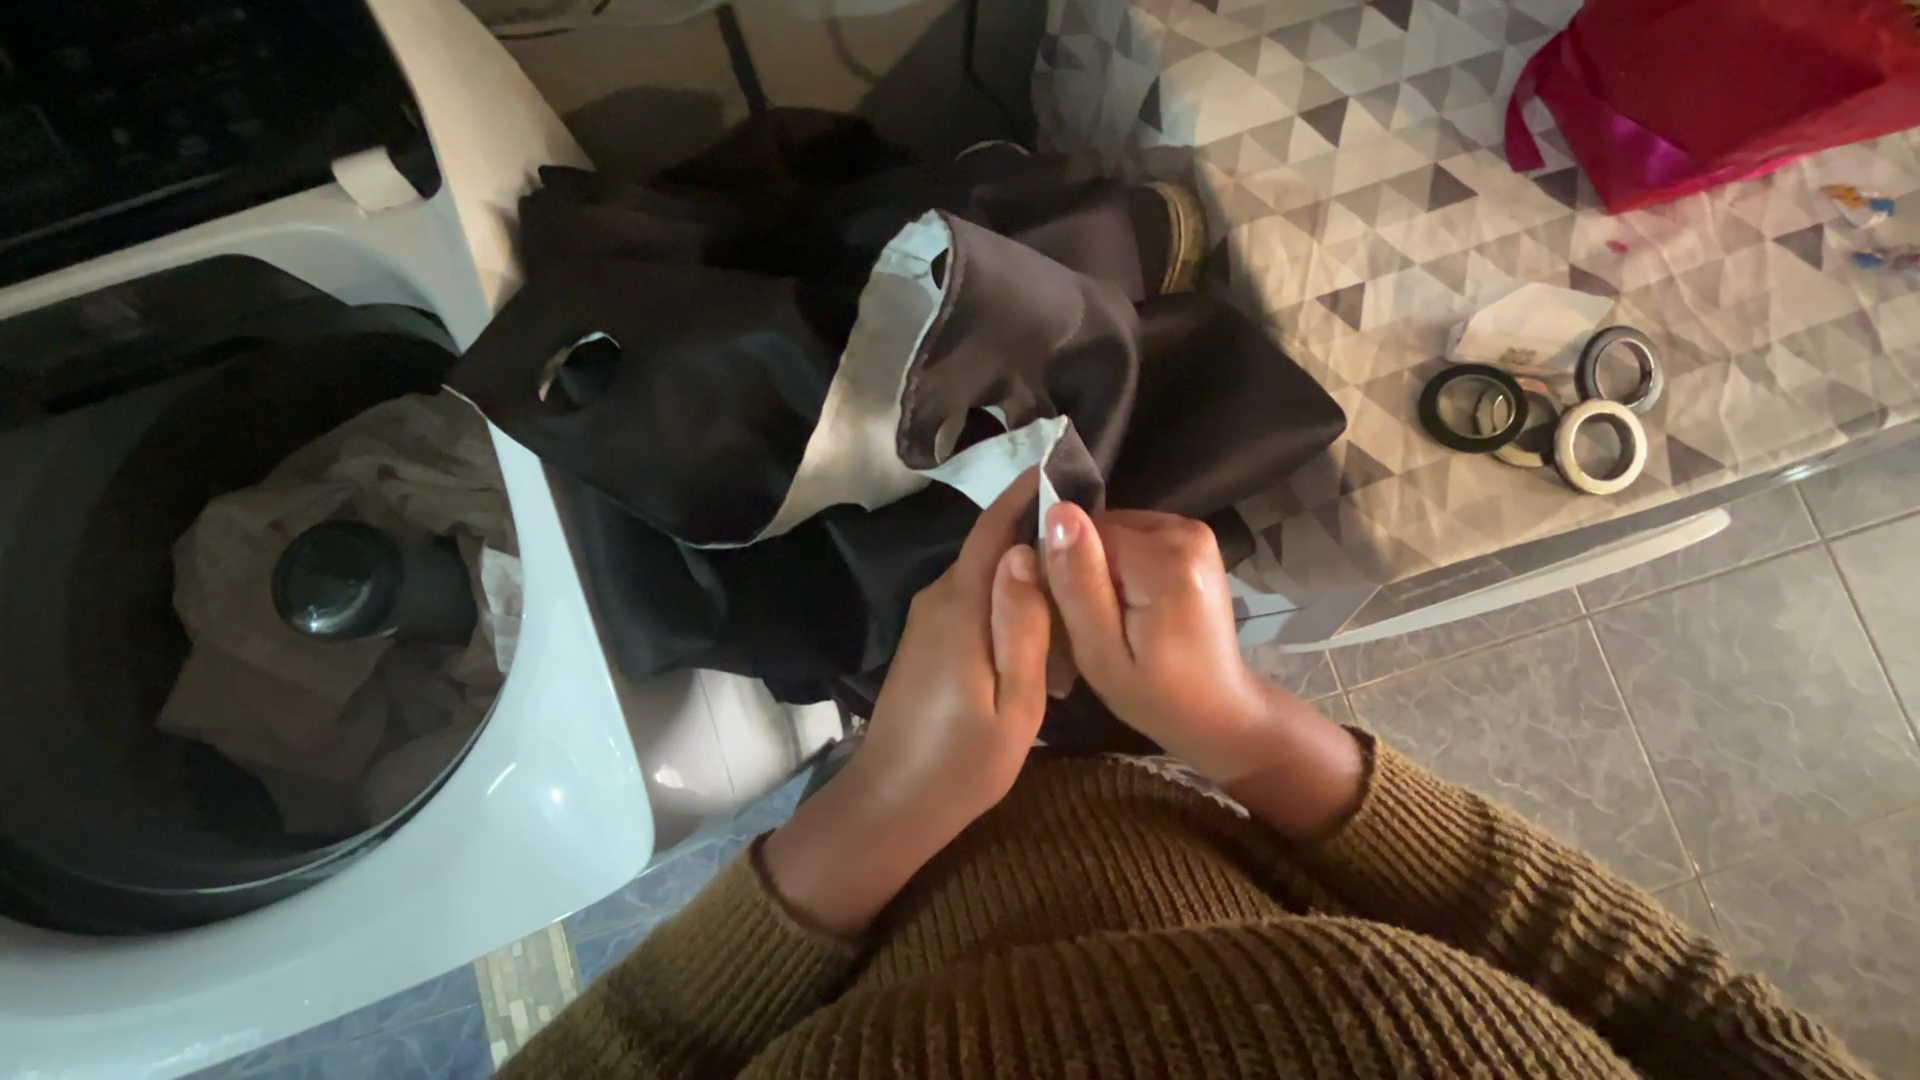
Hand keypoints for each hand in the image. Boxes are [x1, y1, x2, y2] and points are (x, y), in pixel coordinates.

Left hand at [762, 471, 1051, 936]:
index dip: (1025, 494)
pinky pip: (972, 601)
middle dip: (1037, 536)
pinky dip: (1007, 603)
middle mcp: (937, 599)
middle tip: (1094, 545)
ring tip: (1078, 592)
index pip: (992, 529)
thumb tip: (1028, 552)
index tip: (1062, 467)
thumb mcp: (1013, 700)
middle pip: (990, 549)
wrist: (894, 801)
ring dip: (1026, 576)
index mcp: (959, 606)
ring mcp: (927, 619)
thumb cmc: (963, 760)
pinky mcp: (927, 639)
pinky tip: (1040, 631)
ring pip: (983, 576)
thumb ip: (1021, 623)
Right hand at [1044, 502, 1364, 839]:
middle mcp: (1186, 531)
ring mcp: (1195, 531)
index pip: (1085, 534)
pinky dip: (1124, 566)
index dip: (1070, 571)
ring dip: (1105, 568)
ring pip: (1116, 531)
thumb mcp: (1101, 653)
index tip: (1078, 616)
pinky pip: (1134, 537)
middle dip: (1089, 568)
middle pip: (1103, 529)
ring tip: (1116, 616)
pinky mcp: (1194, 537)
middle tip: (1097, 623)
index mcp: (1166, 561)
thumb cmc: (1155, 694)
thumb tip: (1060, 513)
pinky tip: (1133, 604)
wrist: (1217, 708)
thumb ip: (1079, 583)